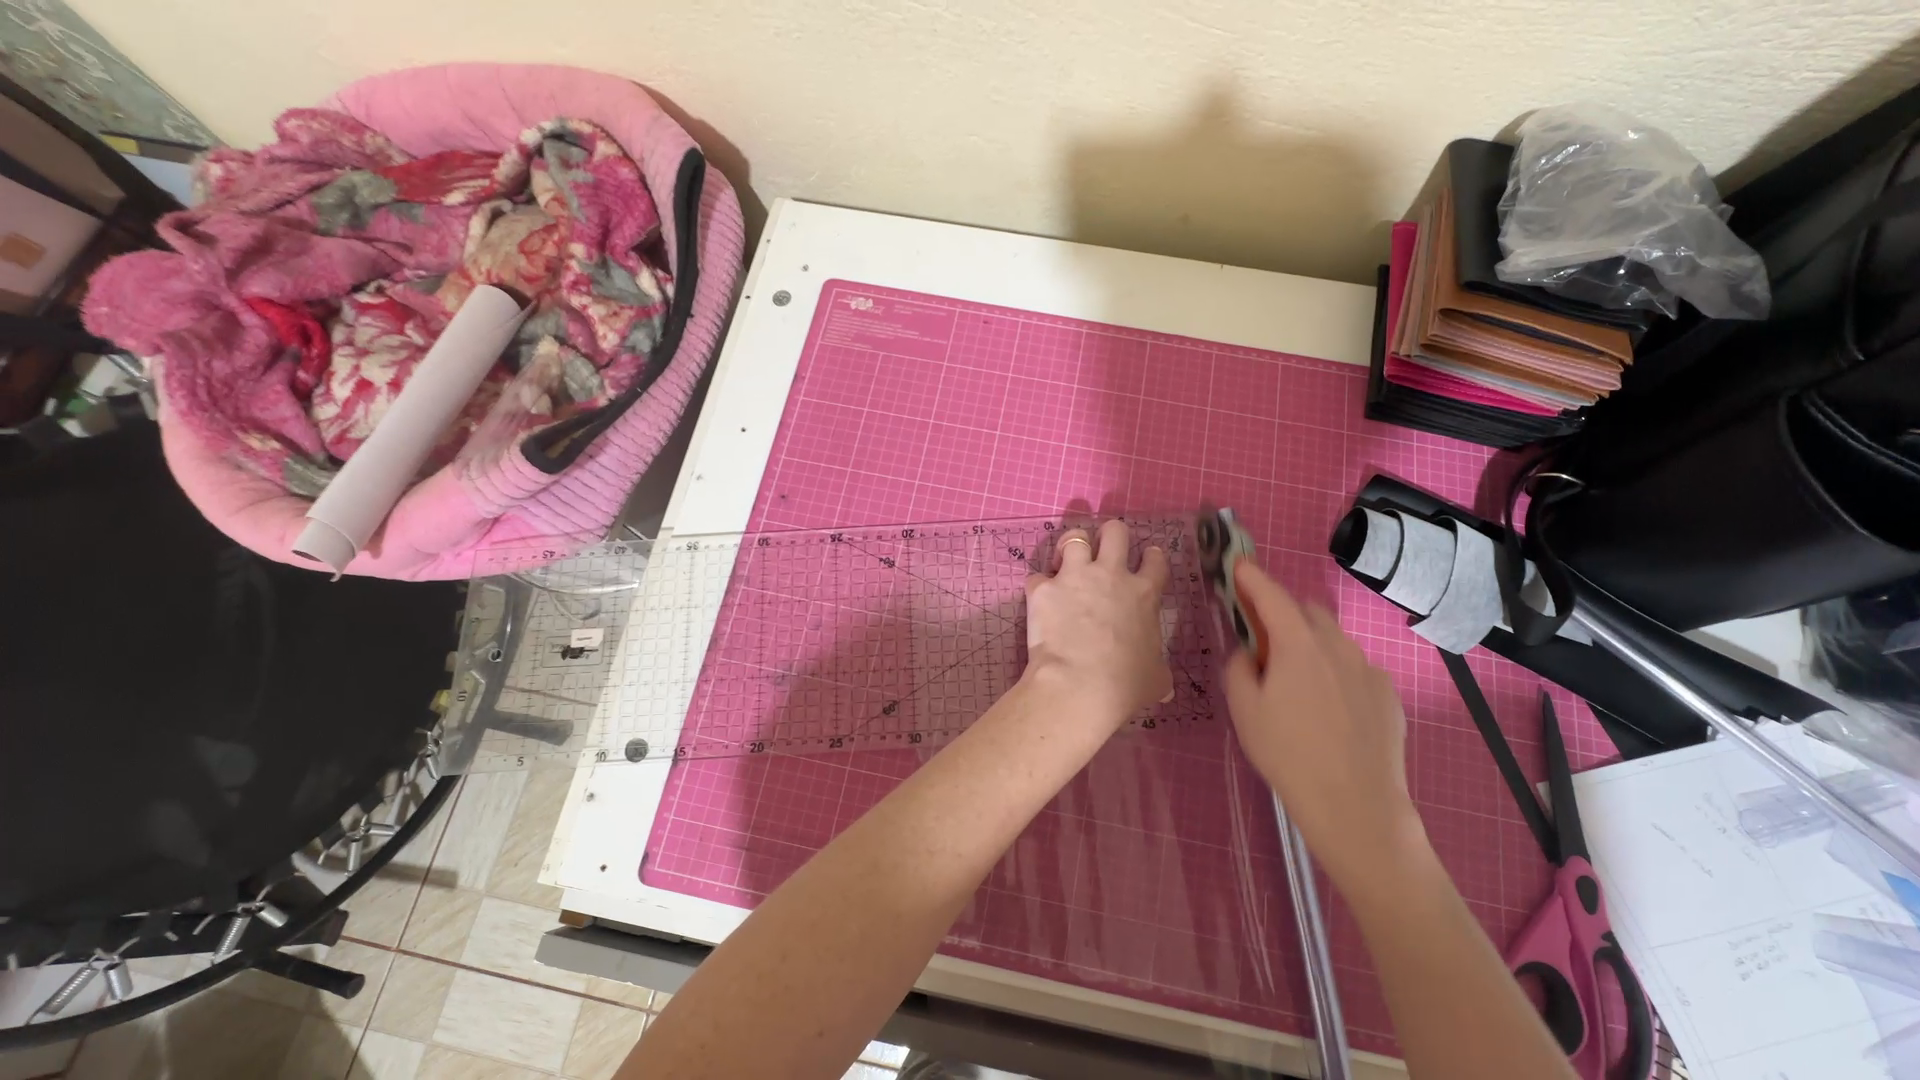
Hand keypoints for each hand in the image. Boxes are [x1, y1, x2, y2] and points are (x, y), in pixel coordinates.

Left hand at [1022, 519, 1171, 729]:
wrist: (1080, 684)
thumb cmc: (1126, 683)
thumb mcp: (1156, 677)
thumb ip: (1158, 671)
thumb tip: (1163, 686)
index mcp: (1144, 594)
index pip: (1155, 559)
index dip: (1151, 556)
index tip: (1146, 559)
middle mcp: (1111, 575)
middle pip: (1115, 531)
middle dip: (1110, 534)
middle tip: (1104, 549)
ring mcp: (1075, 577)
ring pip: (1075, 537)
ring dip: (1071, 546)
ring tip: (1066, 559)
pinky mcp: (1043, 588)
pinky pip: (1038, 576)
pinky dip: (1039, 586)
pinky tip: (1040, 598)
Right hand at [1222, 558, 1427, 892]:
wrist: (1355, 803)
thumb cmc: (1287, 754)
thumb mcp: (1244, 710)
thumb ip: (1239, 667)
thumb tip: (1248, 651)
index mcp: (1297, 644)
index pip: (1270, 595)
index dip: (1251, 576)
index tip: (1238, 564)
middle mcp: (1337, 645)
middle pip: (1306, 611)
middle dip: (1282, 612)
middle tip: (1262, 638)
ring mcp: (1368, 668)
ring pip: (1332, 640)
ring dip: (1310, 643)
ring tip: (1296, 683)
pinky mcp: (1387, 694)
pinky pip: (1354, 668)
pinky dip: (1335, 672)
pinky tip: (1328, 710)